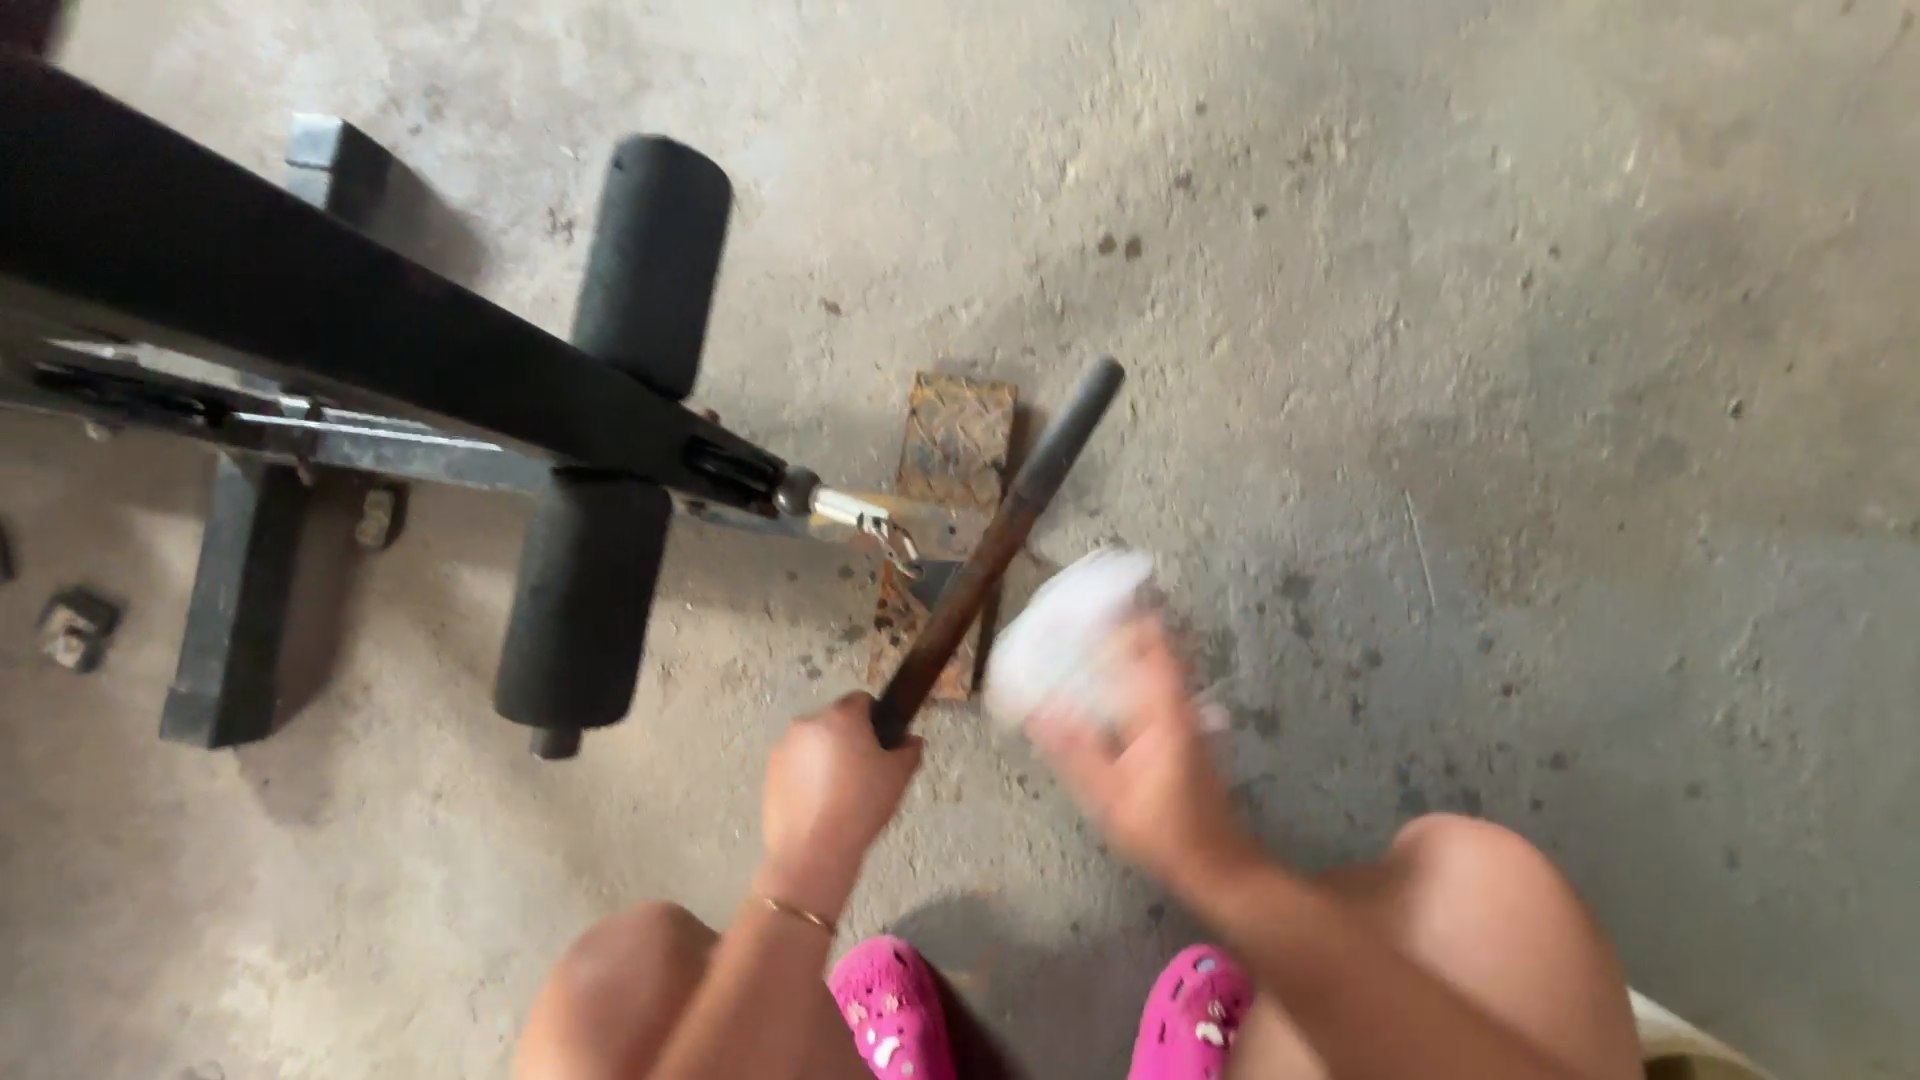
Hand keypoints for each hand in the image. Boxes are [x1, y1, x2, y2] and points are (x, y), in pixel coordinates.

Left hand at [753, 693, 923, 920]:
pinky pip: (796, 762)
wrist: (813, 850)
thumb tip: (910, 741)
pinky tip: (818, 803)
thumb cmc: (861, 805)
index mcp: (841, 716)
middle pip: (835, 720)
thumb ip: (909, 750)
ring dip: (826, 755)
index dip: (876, 719)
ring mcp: (784, 746)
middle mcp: (809, 722)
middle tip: (863, 772)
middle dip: (849, 738)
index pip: (862, 699)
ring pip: (814, 742)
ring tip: (839, 792)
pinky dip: (807, 773)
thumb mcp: (899, 777)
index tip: (882, 745)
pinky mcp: (769, 771)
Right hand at [1028, 618, 1261, 889]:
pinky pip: (1165, 680)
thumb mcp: (1110, 797)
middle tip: (1096, 601)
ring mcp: (1190, 717)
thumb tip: (1040, 710)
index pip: (1153, 647)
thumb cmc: (1165, 832)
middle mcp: (1182, 705)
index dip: (1131, 616)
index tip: (1102, 593)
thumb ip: (1076, 752)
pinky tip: (1117, 673)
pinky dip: (1144, 664)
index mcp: (1165, 714)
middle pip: (1163, 645)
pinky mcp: (1189, 730)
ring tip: (1103, 625)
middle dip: (1134, 618)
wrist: (1219, 864)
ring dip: (1140, 639)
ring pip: (1167, 662)